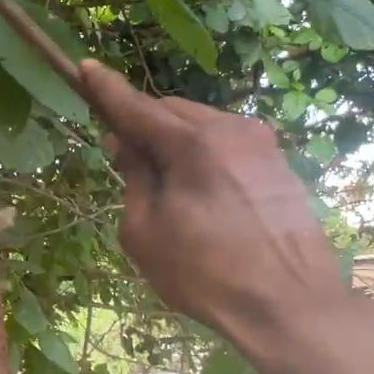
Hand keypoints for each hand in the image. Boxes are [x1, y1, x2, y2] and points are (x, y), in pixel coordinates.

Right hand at [79, 60, 346, 339]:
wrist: (289, 305)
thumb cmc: (203, 274)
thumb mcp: (144, 231)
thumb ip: (133, 177)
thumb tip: (126, 143)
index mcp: (193, 144)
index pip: (137, 107)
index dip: (106, 89)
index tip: (84, 67)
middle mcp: (232, 130)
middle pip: (171, 110)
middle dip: (143, 125)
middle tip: (124, 161)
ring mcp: (262, 144)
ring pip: (201, 124)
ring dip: (174, 141)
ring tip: (165, 186)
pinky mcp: (279, 164)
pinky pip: (227, 144)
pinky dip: (203, 154)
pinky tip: (200, 195)